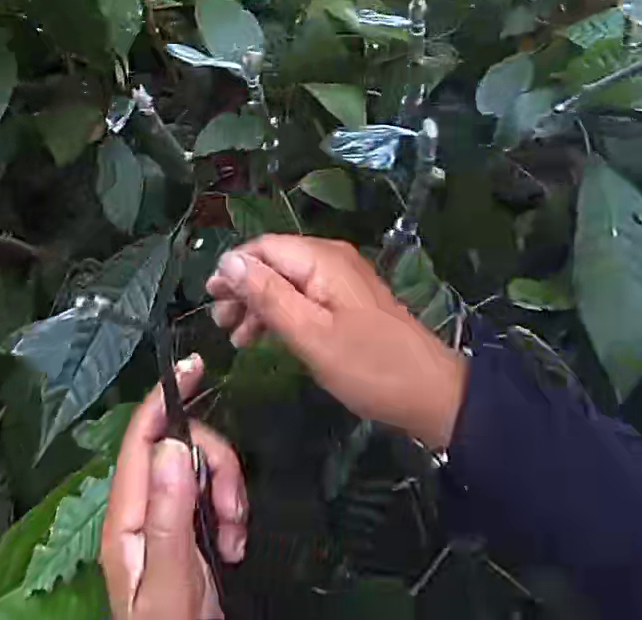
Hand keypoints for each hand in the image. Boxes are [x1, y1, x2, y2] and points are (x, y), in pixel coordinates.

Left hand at [100, 354, 247, 619]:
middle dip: (214, 463)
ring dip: (227, 489)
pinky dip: (231, 506)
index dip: (163, 398)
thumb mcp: (171, 585)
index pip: (139, 439)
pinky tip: (235, 540)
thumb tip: (170, 443)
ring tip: (236, 533)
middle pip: (178, 446)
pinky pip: (212, 490)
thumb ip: (170, 516)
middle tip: (232, 507)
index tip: (194, 368)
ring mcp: (165, 516)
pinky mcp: (187, 526)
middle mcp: (142, 508)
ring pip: (199, 466)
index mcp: (126, 518)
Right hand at [206, 235, 466, 449]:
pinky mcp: (346, 300)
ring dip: (258, 304)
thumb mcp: (310, 334)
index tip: (210, 298)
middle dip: (243, 288)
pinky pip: (304, 296)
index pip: (263, 248)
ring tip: (236, 337)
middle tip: (219, 322)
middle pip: (273, 262)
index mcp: (321, 259)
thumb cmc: (368, 366)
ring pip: (286, 280)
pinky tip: (263, 338)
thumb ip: (267, 295)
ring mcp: (340, 279)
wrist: (431, 394)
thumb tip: (228, 261)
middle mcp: (330, 259)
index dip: (233, 269)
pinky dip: (281, 313)